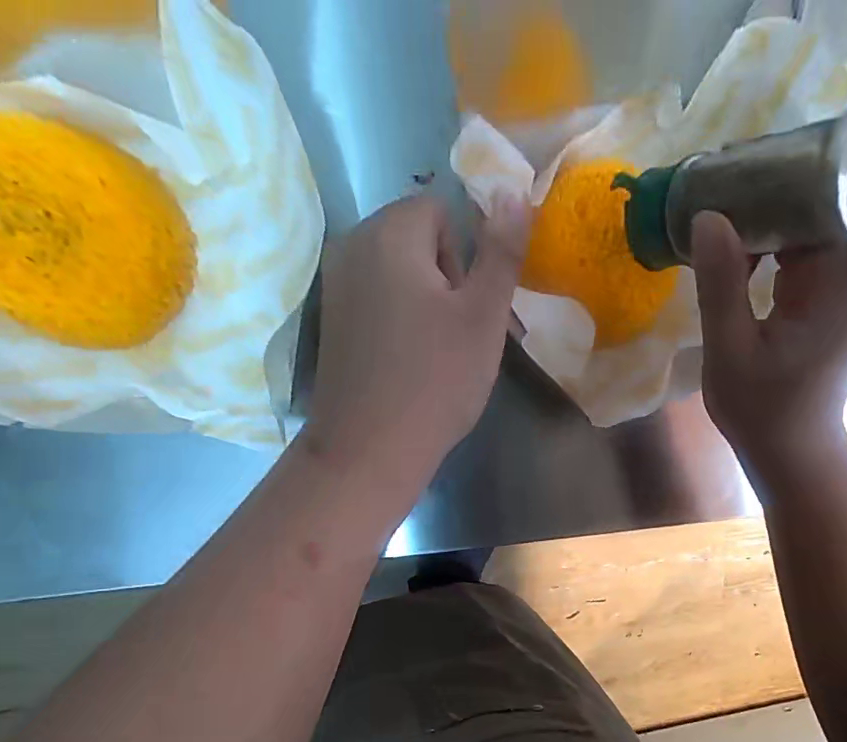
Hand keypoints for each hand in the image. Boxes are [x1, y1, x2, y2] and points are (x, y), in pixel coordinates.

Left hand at [305, 193, 530, 503]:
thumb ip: (501, 251)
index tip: (473, 305)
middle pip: (417, 237)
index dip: (467, 254)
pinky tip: (412, 360)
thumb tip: (513, 190)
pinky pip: (378, 297)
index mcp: (389, 233)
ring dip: (428, 298)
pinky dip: (402, 317)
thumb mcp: (483, 315)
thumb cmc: (437, 379)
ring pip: (399, 270)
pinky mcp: (333, 319)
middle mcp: (353, 245)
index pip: (440, 210)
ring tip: (442, 350)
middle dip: (449, 274)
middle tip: (465, 332)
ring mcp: (336, 284)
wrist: (370, 447)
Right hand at [690, 54, 846, 479]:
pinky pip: (833, 224)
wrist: (793, 449)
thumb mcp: (732, 354)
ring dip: (844, 159)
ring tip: (788, 141)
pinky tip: (765, 195)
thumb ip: (721, 287)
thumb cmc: (769, 413)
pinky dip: (808, 198)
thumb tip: (710, 217)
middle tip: (844, 94)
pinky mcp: (836, 285)